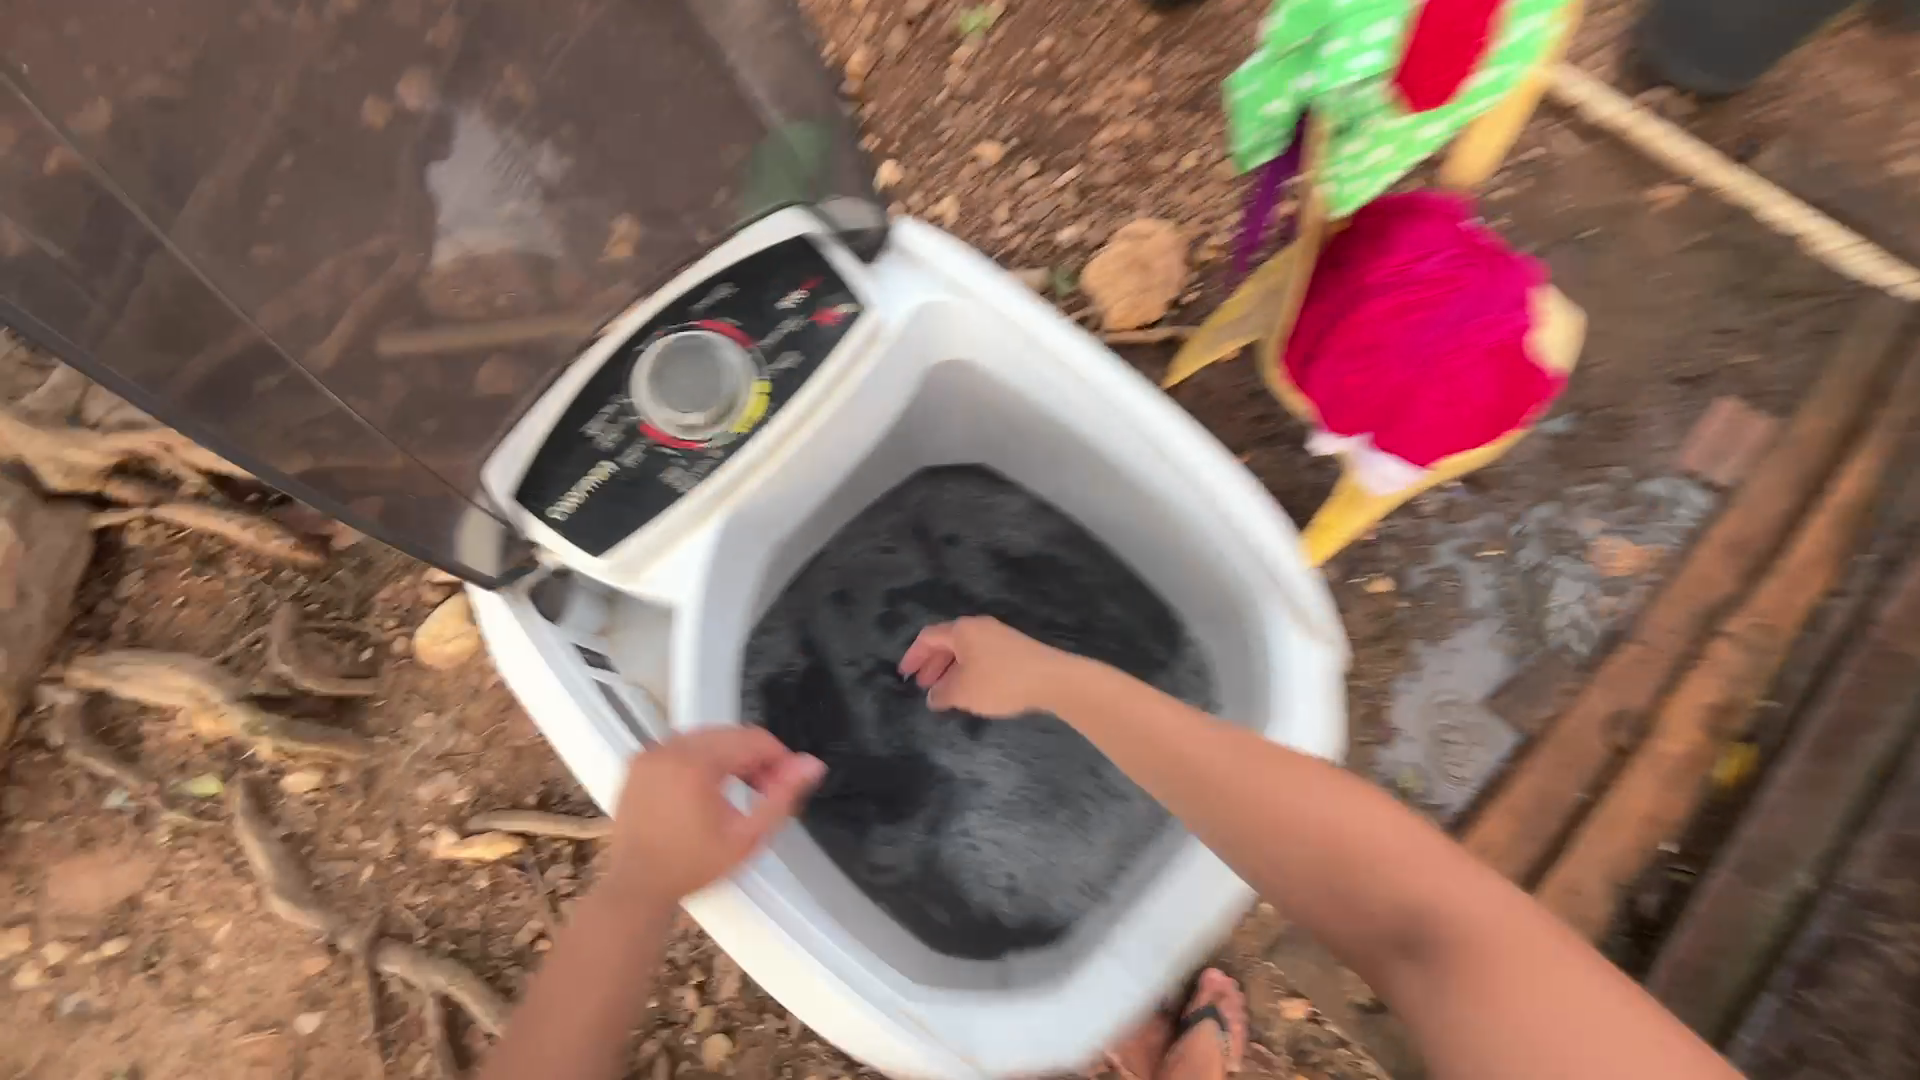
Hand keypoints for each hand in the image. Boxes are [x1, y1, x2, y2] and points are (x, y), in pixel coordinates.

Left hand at [604, 728, 823, 907]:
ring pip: (708, 737)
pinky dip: (702, 759)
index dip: (778, 757)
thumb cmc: (691, 866)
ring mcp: (652, 753)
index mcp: (697, 762)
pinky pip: (682, 746)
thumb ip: (783, 796)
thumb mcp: (748, 836)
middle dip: (755, 757)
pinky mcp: (640, 762)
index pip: (754, 739)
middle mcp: (671, 748)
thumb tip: (812, 765)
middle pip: (731, 735)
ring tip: (739, 790)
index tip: (786, 781)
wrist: (635, 888)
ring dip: (730, 756)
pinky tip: (709, 789)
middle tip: (765, 789)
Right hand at [897, 616, 1074, 716]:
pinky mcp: (1015, 649)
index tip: (905, 675)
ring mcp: (999, 636)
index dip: (913, 656)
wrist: (1052, 679)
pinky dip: (969, 671)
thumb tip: (932, 696)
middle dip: (932, 665)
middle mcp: (978, 627)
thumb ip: (941, 693)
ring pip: (965, 651)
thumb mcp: (963, 691)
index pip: (928, 637)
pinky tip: (971, 691)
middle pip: (947, 642)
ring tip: (944, 693)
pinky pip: (981, 657)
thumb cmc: (1000, 681)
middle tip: (922, 686)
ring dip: (950, 670)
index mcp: (962, 630)